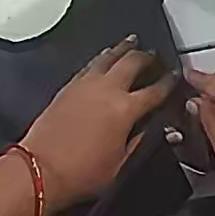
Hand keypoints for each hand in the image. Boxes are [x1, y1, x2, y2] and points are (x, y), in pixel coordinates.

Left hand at [21, 36, 177, 214]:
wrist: (41, 169)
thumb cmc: (78, 172)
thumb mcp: (121, 164)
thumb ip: (138, 141)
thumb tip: (150, 129)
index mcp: (124, 109)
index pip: (154, 90)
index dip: (167, 83)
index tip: (173, 77)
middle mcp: (106, 90)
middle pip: (132, 62)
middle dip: (147, 57)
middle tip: (154, 55)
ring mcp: (85, 85)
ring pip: (108, 56)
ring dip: (123, 48)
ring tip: (131, 43)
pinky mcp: (68, 87)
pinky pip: (90, 64)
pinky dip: (101, 58)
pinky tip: (103, 58)